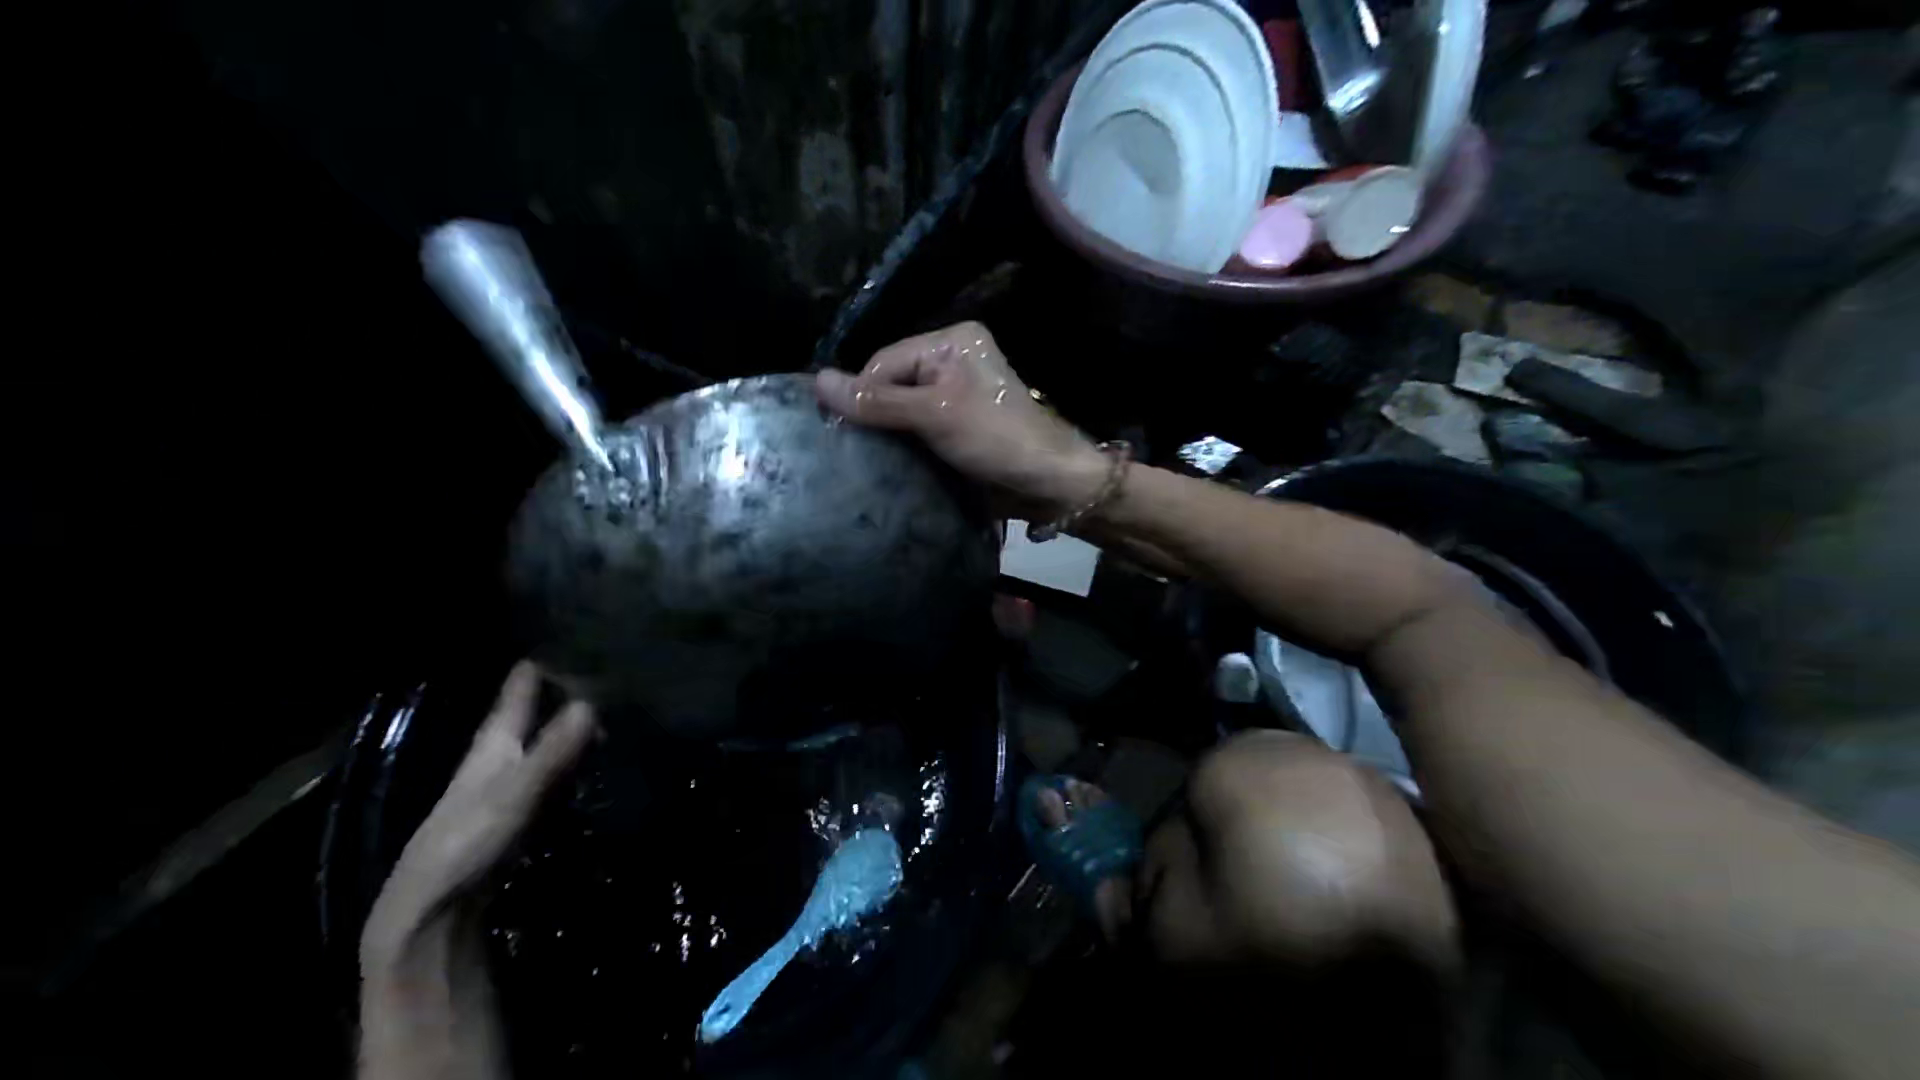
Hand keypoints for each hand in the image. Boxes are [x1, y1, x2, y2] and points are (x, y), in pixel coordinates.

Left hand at [361, 661, 597, 967]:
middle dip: (564, 691)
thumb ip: (551, 752)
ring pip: (548, 741)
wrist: (434, 912)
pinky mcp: (526, 811)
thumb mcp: (513, 794)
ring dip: (574, 723)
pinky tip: (598, 753)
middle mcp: (502, 757)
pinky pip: (559, 769)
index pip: (518, 694)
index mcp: (493, 745)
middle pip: (535, 714)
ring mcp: (513, 785)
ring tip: (611, 703)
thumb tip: (591, 703)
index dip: (538, 668)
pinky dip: (578, 755)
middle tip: (603, 666)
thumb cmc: (466, 843)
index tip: (565, 636)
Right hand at [816, 322, 1108, 520]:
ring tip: (867, 457)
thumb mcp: (935, 414)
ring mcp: (956, 393)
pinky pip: (917, 425)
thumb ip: (878, 401)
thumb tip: (817, 382)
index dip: (863, 394)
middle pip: (892, 382)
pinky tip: (890, 461)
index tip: (843, 431)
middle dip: (875, 414)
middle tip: (854, 448)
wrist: (1047, 483)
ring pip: (901, 407)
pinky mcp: (957, 423)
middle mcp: (952, 360)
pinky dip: (903, 442)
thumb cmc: (995, 438)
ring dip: (887, 432)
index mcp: (951, 341)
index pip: (885, 361)